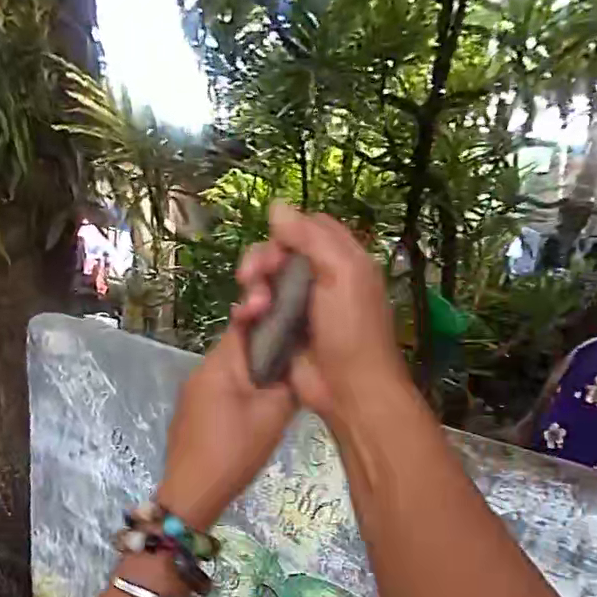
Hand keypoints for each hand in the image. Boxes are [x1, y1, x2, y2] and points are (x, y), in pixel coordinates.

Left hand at [156, 322, 296, 528]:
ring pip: (229, 371)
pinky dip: (240, 391)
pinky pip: (219, 390)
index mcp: (219, 364)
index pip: (242, 322)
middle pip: (236, 347)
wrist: (192, 493)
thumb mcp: (273, 415)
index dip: (266, 313)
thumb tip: (299, 363)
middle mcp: (200, 371)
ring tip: (280, 383)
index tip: (289, 312)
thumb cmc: (233, 450)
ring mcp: (191, 393)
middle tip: (294, 354)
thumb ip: (289, 383)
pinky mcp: (190, 413)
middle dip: (264, 347)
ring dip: (253, 371)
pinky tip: (255, 408)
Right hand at [233, 202, 406, 421]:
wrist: (348, 390)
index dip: (288, 230)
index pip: (309, 228)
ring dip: (253, 286)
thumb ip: (310, 238)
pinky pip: (257, 310)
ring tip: (254, 306)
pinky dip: (247, 309)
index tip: (275, 245)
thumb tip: (276, 206)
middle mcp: (319, 279)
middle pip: (281, 253)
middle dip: (262, 259)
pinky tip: (245, 316)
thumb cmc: (352, 330)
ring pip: (265, 280)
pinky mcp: (280, 331)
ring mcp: (298, 306)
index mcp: (342, 260)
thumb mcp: (341, 273)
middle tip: (250, 275)